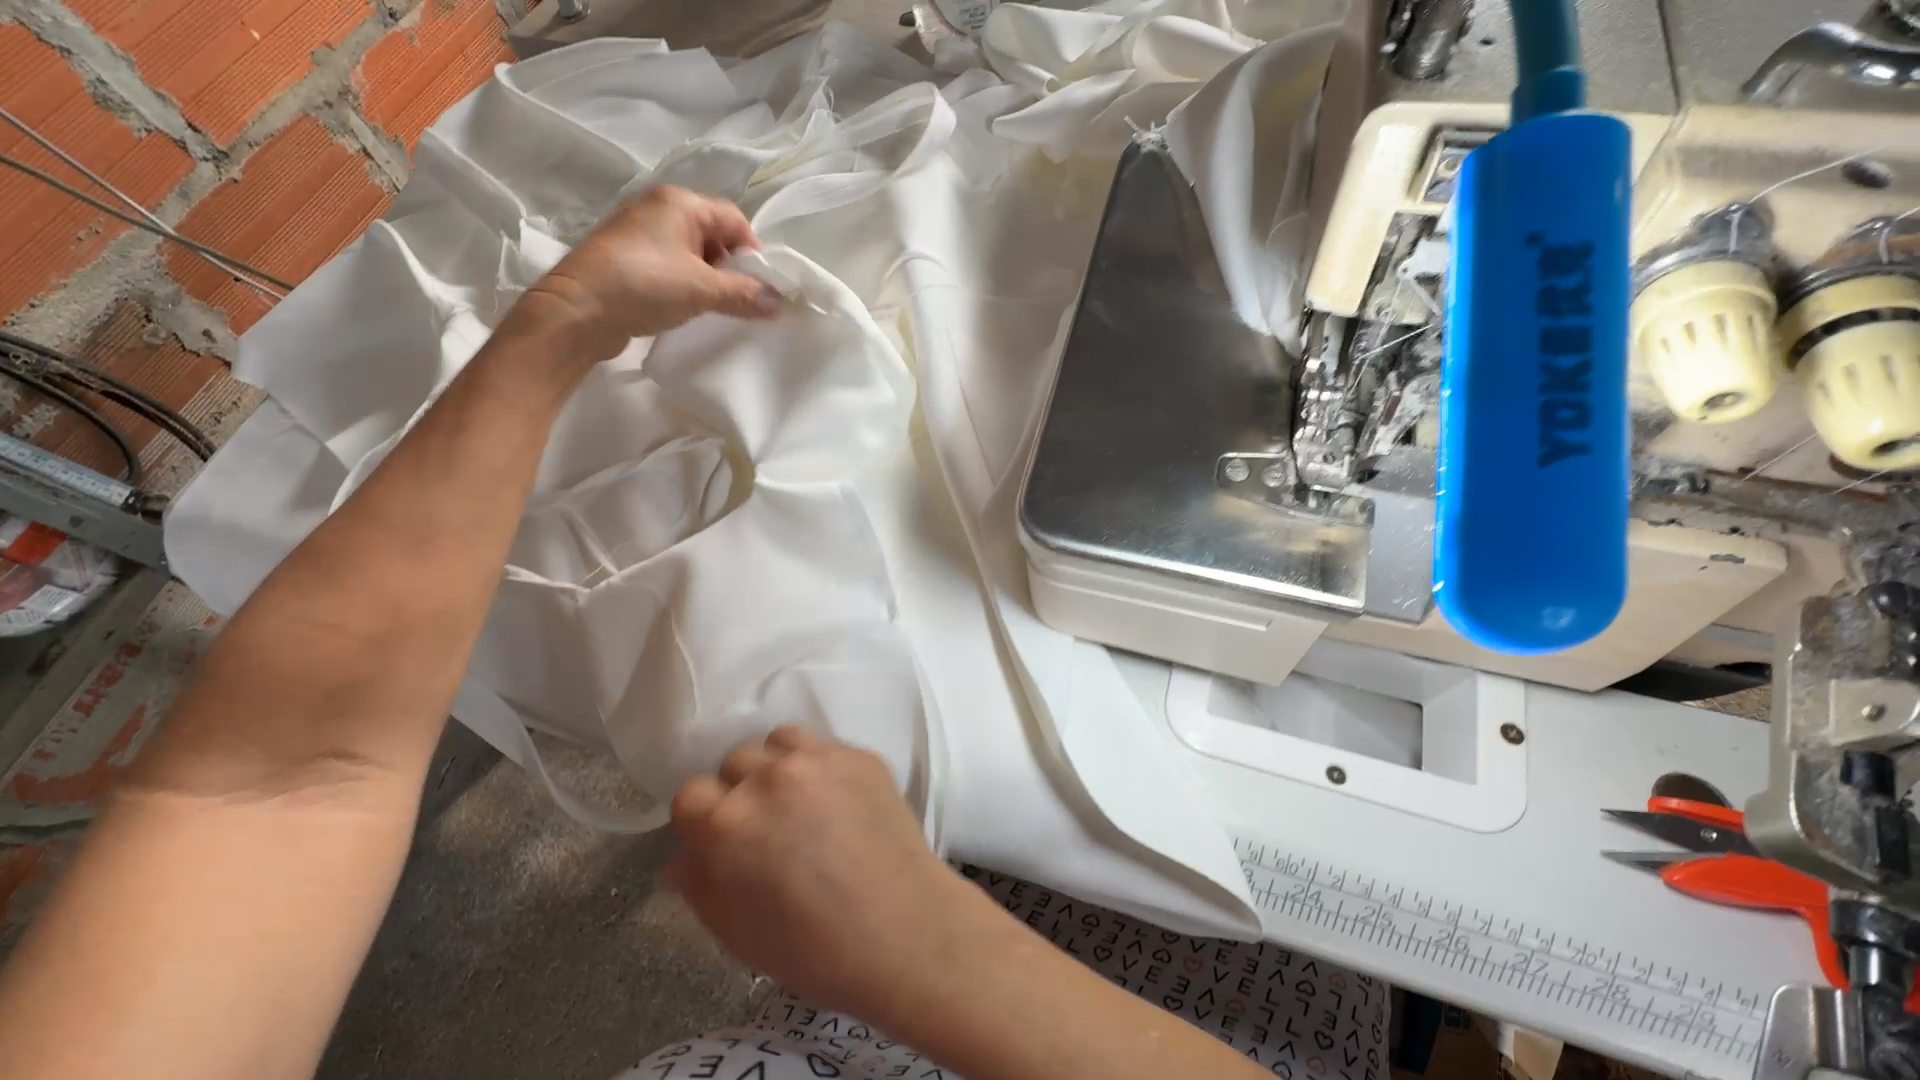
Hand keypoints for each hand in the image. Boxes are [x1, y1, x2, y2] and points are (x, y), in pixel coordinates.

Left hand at [521, 185, 782, 359]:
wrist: (576, 311)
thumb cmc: (644, 285)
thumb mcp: (703, 290)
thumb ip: (745, 294)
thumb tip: (779, 302)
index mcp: (679, 202)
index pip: (734, 218)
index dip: (752, 251)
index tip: (761, 285)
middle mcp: (658, 208)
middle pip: (713, 233)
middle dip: (731, 266)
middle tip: (740, 299)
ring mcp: (638, 232)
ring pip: (690, 252)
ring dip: (708, 278)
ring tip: (713, 307)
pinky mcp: (625, 258)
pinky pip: (669, 265)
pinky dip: (684, 283)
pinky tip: (685, 307)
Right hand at [667, 727, 992, 1019]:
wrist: (905, 934)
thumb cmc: (813, 950)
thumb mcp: (736, 934)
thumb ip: (699, 887)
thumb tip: (683, 856)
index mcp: (727, 824)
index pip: (689, 795)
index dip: (702, 820)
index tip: (720, 840)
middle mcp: (768, 780)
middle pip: (734, 763)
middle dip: (740, 792)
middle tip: (766, 827)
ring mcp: (818, 761)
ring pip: (778, 742)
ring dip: (778, 767)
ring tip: (799, 803)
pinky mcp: (860, 756)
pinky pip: (825, 747)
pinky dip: (821, 768)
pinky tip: (838, 803)